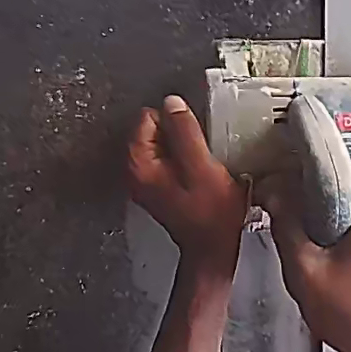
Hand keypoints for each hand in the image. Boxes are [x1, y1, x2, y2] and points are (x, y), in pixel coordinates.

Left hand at [127, 95, 246, 269]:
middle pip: (155, 130)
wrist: (213, 249)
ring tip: (203, 168)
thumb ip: (185, 132)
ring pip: (166, 145)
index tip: (195, 142)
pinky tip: (202, 177)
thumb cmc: (210, 214)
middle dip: (180, 136)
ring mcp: (148, 182)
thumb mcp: (202, 167)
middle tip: (201, 157)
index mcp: (140, 164)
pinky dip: (187, 162)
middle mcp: (137, 172)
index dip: (176, 123)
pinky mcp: (162, 189)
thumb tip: (172, 102)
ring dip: (186, 150)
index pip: (149, 117)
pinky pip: (173, 161)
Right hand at [255, 165, 350, 351]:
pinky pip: (346, 212)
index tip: (271, 166)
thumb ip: (286, 227)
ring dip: (310, 199)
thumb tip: (271, 193)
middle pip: (336, 175)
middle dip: (301, 179)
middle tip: (269, 189)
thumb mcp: (307, 271)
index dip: (298, 160)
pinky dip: (322, 215)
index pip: (334, 159)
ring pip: (340, 195)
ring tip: (278, 207)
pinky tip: (299, 228)